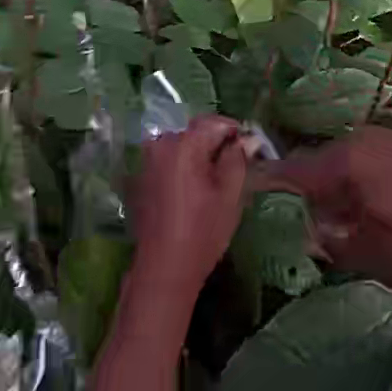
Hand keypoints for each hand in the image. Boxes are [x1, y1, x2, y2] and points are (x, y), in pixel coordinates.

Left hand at [129, 114, 248, 290]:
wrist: (163, 269)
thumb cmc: (201, 232)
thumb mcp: (229, 195)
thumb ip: (238, 159)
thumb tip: (248, 138)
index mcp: (182, 144)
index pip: (213, 122)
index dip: (234, 131)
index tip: (249, 147)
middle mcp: (161, 143)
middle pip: (195, 131)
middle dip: (216, 142)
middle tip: (236, 163)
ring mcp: (148, 159)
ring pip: (182, 144)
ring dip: (199, 153)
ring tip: (216, 178)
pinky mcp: (142, 175)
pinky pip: (169, 158)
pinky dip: (184, 164)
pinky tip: (195, 188)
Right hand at [263, 126, 391, 307]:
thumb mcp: (383, 258)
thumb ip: (338, 242)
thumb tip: (313, 231)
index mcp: (351, 160)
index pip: (294, 170)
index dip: (269, 184)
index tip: (248, 195)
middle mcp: (367, 140)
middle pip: (320, 165)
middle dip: (309, 195)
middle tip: (303, 229)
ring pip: (347, 166)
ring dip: (338, 193)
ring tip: (340, 230)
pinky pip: (372, 166)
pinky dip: (363, 187)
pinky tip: (375, 218)